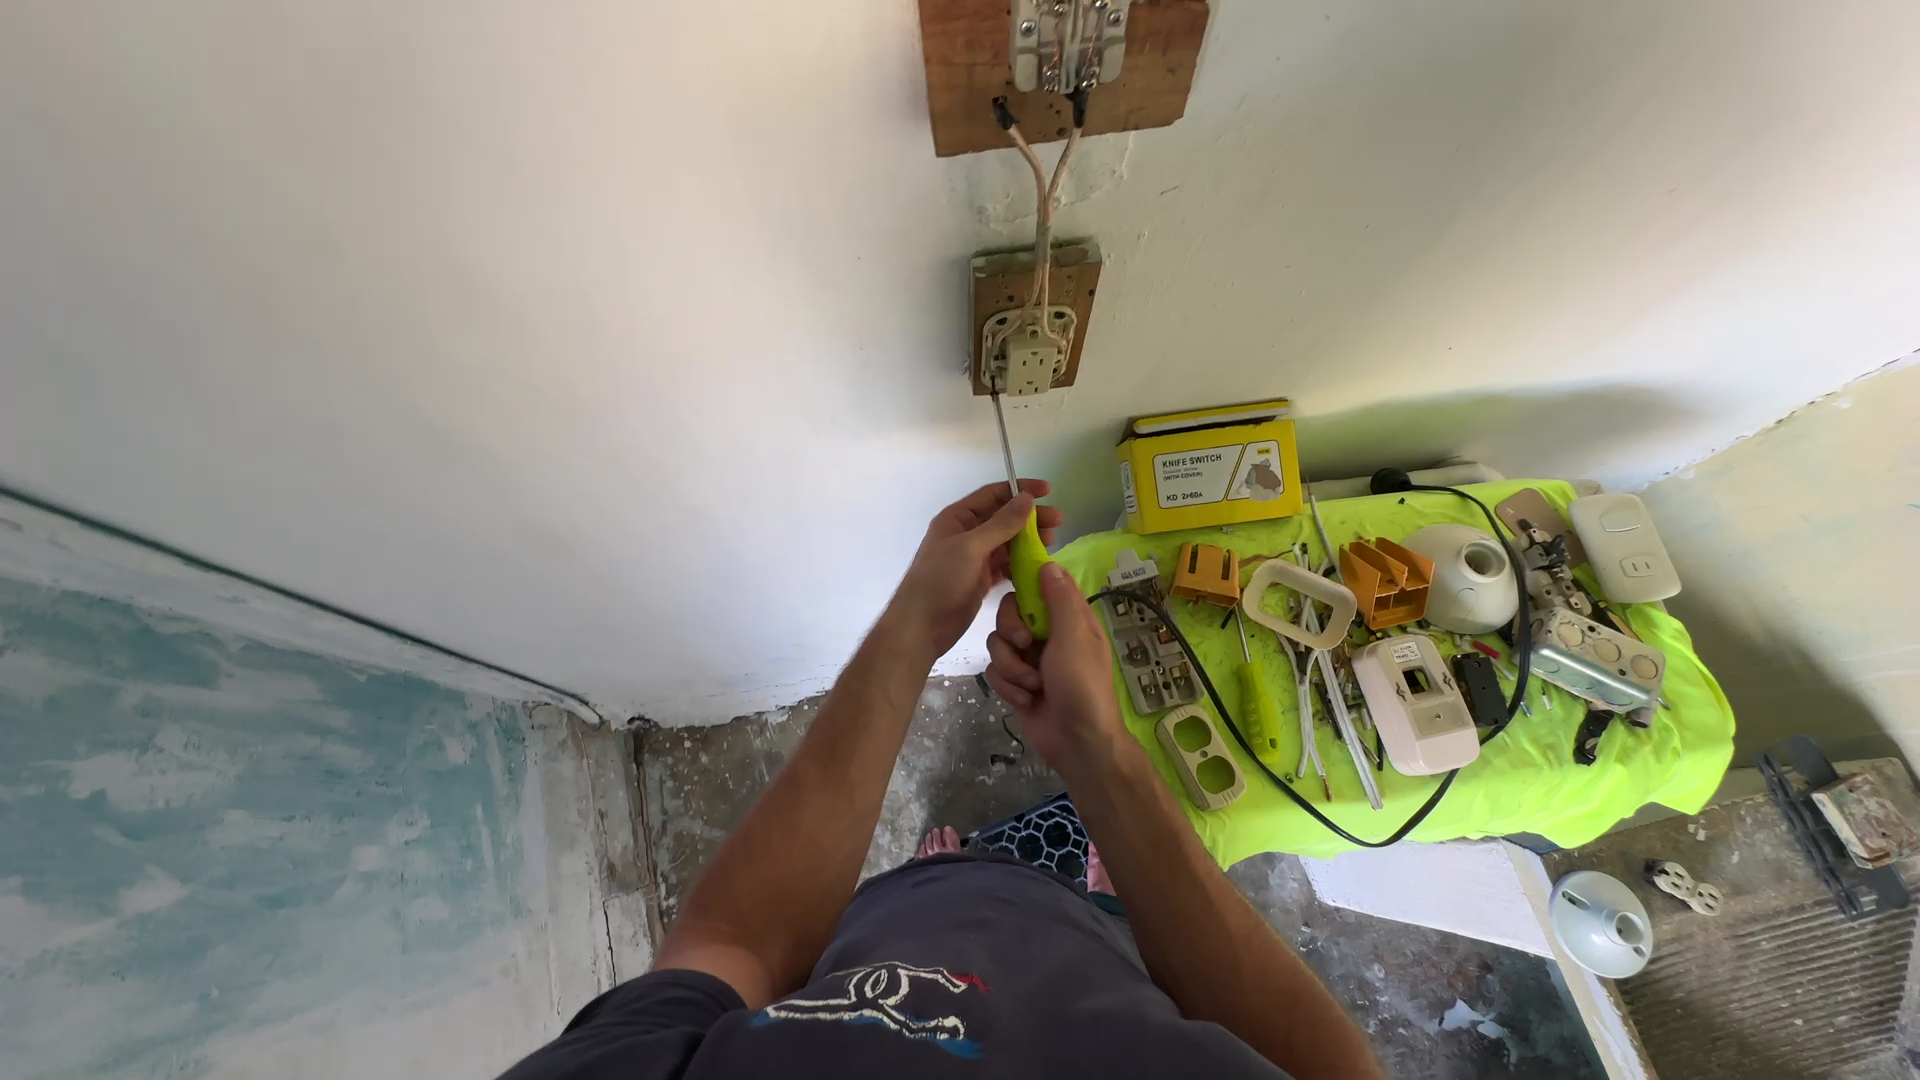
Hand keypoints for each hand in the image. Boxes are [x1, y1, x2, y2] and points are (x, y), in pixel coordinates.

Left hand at [886, 480, 1063, 659]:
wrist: (922, 626)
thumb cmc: (941, 580)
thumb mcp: (971, 547)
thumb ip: (1001, 523)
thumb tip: (1027, 498)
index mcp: (957, 519)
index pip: (992, 495)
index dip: (1019, 490)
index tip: (1047, 491)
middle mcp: (966, 534)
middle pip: (1003, 518)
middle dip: (1029, 517)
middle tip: (1058, 521)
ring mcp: (974, 558)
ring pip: (1007, 542)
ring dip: (1028, 540)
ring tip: (1052, 541)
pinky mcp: (981, 580)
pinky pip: (1006, 565)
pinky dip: (1021, 563)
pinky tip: (1038, 564)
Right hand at [983, 562, 1131, 779]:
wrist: (1077, 743)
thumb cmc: (1082, 685)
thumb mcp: (1075, 637)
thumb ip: (1060, 600)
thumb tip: (1049, 564)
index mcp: (1069, 618)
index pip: (1041, 586)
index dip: (1025, 585)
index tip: (1013, 589)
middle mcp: (1048, 634)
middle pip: (1010, 613)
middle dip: (1011, 631)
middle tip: (1024, 644)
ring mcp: (1030, 660)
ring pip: (998, 643)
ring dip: (1011, 666)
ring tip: (1031, 685)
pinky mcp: (1016, 683)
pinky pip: (995, 671)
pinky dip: (1008, 686)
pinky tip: (1026, 699)